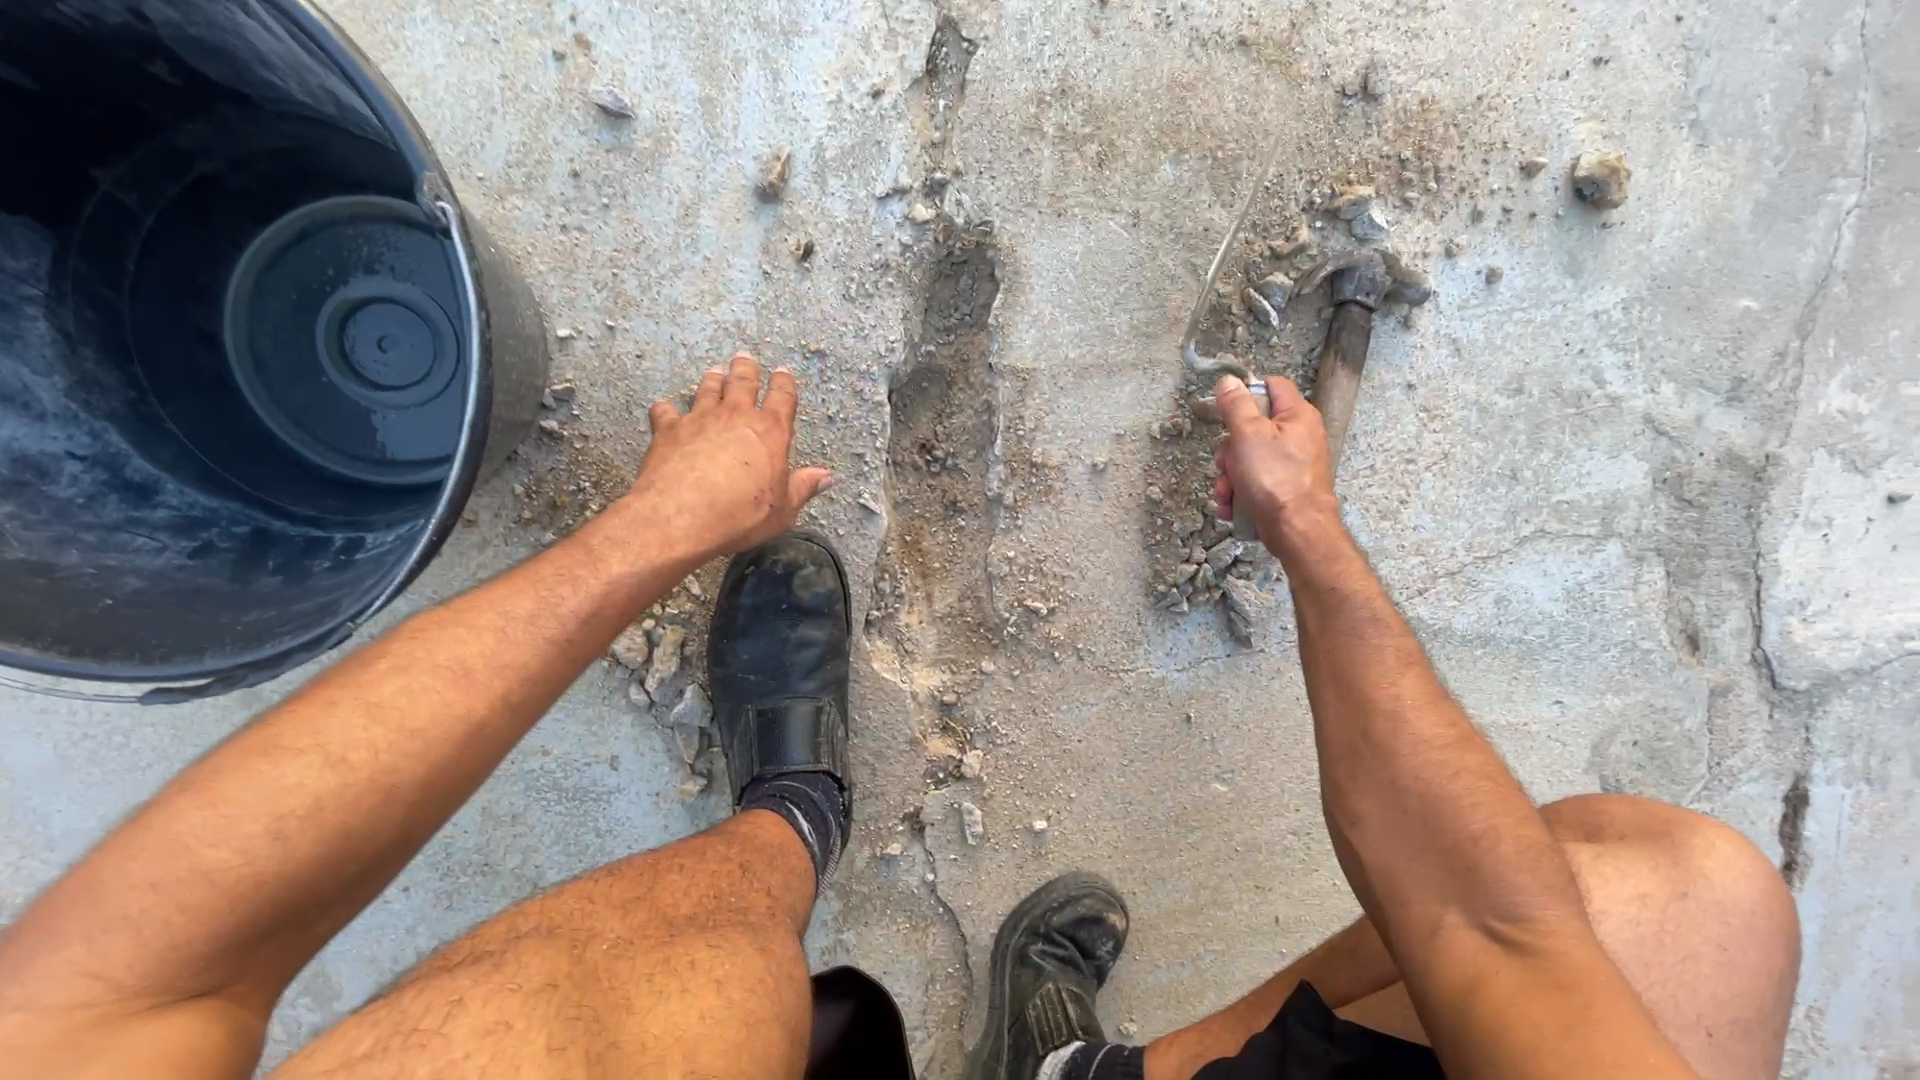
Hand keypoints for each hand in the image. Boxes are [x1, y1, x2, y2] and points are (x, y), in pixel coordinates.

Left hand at [626, 353, 833, 559]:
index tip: (782, 372)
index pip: (782, 398)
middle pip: (743, 382)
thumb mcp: (783, 509)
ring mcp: (699, 419)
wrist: (682, 515)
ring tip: (714, 372)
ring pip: (707, 389)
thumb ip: (803, 488)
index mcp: (770, 432)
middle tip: (744, 358)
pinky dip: (666, 409)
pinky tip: (664, 408)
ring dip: (712, 379)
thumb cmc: (741, 515)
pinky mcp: (668, 430)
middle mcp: (736, 416)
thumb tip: (827, 477)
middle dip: (746, 369)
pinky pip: (666, 411)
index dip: (784, 383)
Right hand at [1213, 375, 1338, 555]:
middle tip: (1225, 464)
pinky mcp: (1286, 488)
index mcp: (1298, 415)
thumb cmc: (1275, 479)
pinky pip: (1257, 482)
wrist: (1297, 531)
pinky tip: (1232, 506)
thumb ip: (1236, 405)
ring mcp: (1294, 464)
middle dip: (1229, 450)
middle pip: (1253, 427)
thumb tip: (1228, 381)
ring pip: (1250, 458)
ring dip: (1230, 476)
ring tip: (1227, 493)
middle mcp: (1300, 436)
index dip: (1247, 393)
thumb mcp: (1248, 434)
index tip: (1227, 410)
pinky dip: (1241, 493)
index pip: (1272, 386)